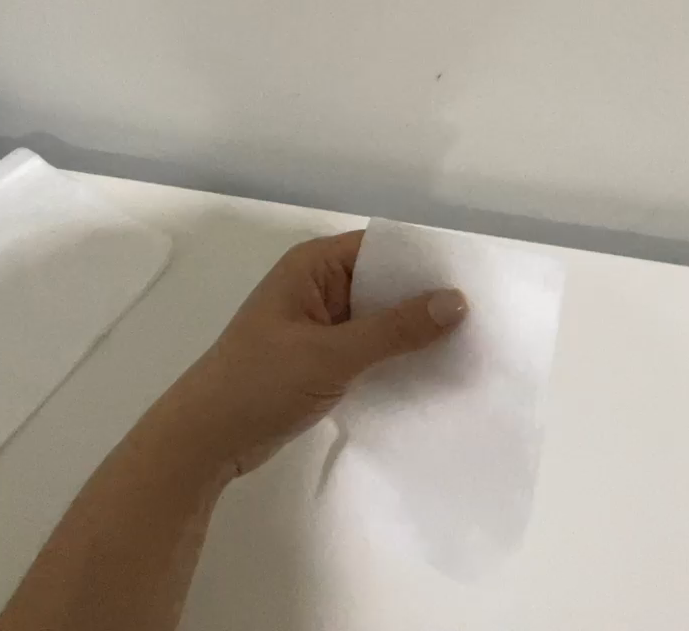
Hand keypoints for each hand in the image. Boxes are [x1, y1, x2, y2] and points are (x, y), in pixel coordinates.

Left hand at [142, 230, 467, 479]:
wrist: (205, 440)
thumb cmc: (260, 382)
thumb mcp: (331, 354)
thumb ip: (394, 329)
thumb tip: (456, 301)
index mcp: (313, 266)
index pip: (379, 249)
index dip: (423, 261)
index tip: (473, 278)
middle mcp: (318, 286)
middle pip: (382, 283)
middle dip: (424, 299)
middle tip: (483, 316)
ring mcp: (319, 324)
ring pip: (377, 318)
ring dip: (412, 332)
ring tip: (470, 344)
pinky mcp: (320, 359)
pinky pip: (368, 348)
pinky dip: (395, 357)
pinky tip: (433, 373)